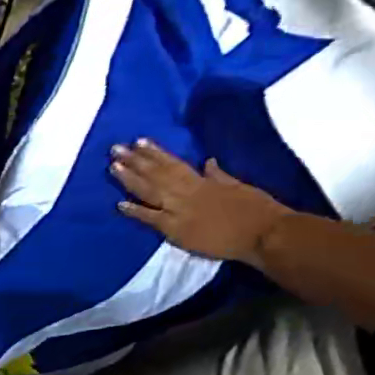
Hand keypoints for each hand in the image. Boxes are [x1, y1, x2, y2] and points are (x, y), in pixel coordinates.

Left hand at [110, 139, 298, 264]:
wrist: (262, 233)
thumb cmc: (256, 209)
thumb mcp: (237, 185)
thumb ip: (218, 175)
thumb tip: (208, 162)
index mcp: (202, 180)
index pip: (173, 162)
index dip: (154, 152)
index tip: (138, 141)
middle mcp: (187, 192)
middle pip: (156, 173)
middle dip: (135, 160)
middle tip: (115, 148)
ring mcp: (180, 211)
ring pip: (150, 191)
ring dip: (130, 179)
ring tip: (113, 166)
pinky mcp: (177, 231)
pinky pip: (152, 219)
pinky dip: (136, 211)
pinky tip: (119, 205)